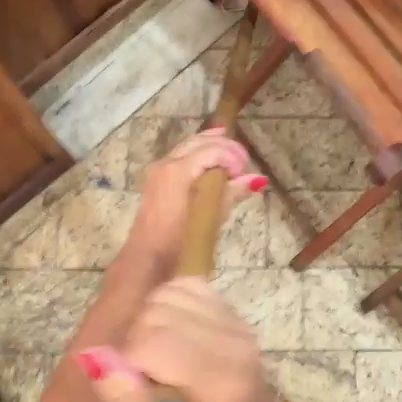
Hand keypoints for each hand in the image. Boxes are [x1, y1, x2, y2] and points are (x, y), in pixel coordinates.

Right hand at [74, 277, 294, 401]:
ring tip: (154, 350)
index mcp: (217, 382)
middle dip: (136, 338)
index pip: (152, 343)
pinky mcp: (235, 314)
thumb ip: (126, 401)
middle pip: (158, 314)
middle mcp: (232, 344)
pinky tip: (169, 329)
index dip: (128, 360)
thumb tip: (94, 356)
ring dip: (150, 318)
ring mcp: (236, 325)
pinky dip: (168, 301)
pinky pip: (188, 286)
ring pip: (169, 294)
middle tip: (143, 369)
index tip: (133, 383)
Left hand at [125, 129, 265, 265]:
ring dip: (212, 147)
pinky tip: (213, 163)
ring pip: (189, 146)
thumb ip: (230, 194)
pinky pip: (182, 155)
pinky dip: (200, 154)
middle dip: (225, 146)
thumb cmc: (179, 244)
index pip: (213, 150)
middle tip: (245, 161)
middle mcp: (166, 163)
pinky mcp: (157, 178)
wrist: (145, 260)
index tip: (245, 172)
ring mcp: (158, 169)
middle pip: (200, 141)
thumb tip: (256, 179)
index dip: (233, 156)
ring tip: (234, 158)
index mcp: (178, 171)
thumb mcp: (209, 219)